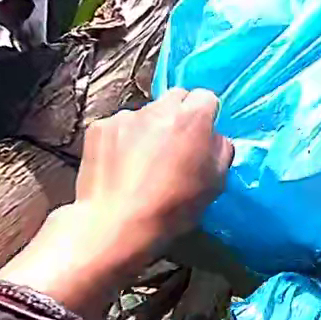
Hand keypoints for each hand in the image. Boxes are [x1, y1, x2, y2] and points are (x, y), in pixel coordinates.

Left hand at [0, 89, 233, 319]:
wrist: (118, 222)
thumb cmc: (176, 205)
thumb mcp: (217, 181)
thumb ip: (221, 149)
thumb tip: (213, 138)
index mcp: (193, 118)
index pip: (207, 97)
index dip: (208, 115)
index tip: (204, 135)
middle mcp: (159, 109)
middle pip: (176, 97)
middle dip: (181, 114)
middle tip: (179, 143)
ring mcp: (125, 117)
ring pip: (147, 113)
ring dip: (152, 127)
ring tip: (147, 158)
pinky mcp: (99, 128)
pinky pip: (121, 125)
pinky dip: (125, 138)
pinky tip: (124, 163)